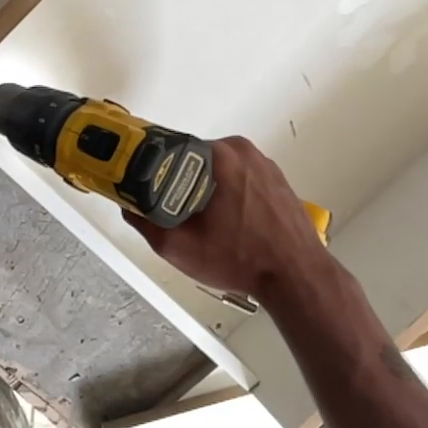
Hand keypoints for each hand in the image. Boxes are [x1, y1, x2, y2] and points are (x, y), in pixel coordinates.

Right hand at [123, 136, 329, 300]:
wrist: (297, 279)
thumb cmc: (246, 260)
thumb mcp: (178, 246)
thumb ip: (144, 222)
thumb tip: (130, 208)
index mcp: (221, 156)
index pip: (171, 148)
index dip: (154, 170)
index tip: (147, 188)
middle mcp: (244, 152)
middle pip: (193, 159)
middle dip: (178, 181)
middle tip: (171, 211)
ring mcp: (263, 166)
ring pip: (216, 169)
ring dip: (203, 188)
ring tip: (197, 218)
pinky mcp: (276, 181)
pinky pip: (238, 179)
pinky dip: (225, 194)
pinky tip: (222, 221)